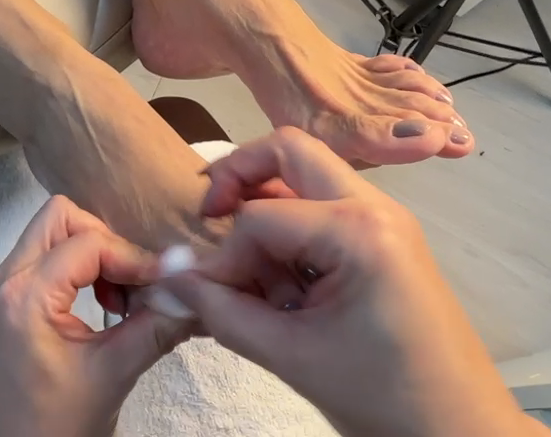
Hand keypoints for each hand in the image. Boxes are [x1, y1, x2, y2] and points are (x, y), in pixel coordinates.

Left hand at [0, 196, 189, 436]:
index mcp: (26, 295)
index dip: (131, 256)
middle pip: (60, 217)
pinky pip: (46, 253)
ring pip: (53, 229)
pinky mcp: (11, 294)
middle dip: (105, 239)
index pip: (86, 243)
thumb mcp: (113, 374)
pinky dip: (79, 264)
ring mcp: (4, 283)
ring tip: (120, 296)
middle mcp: (8, 277)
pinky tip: (104, 301)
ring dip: (93, 250)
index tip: (166, 280)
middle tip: (134, 280)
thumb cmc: (59, 424)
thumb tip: (195, 294)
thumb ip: (154, 328)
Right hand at [160, 129, 537, 436]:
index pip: (260, 216)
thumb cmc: (385, 402)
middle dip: (239, 175)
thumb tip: (164, 279)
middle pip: (287, 149)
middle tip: (211, 216)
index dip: (223, 253)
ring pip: (304, 171)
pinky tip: (285, 278)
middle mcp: (374, 206)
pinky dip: (291, 224)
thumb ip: (222, 311)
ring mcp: (385, 216)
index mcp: (358, 231)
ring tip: (257, 267)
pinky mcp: (386, 234)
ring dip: (266, 202)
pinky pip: (322, 202)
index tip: (205, 292)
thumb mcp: (292, 357)